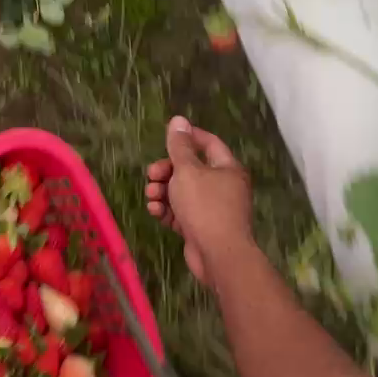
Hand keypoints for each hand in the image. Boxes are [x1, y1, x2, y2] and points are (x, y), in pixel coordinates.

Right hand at [145, 115, 251, 283]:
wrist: (219, 256)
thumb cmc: (205, 206)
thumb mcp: (187, 170)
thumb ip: (180, 145)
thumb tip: (179, 119)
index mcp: (226, 169)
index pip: (209, 143)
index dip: (188, 137)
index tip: (168, 137)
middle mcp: (223, 186)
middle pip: (190, 169)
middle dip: (166, 170)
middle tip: (152, 175)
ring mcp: (213, 209)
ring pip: (182, 191)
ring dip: (163, 191)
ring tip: (151, 197)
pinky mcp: (202, 228)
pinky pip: (181, 212)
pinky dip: (168, 210)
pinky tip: (156, 212)